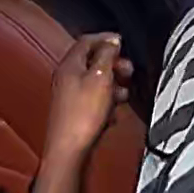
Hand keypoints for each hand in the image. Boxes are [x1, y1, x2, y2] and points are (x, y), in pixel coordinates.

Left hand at [43, 34, 132, 166]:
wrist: (69, 154)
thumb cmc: (82, 115)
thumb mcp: (101, 77)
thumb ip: (107, 55)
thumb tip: (112, 41)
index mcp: (70, 64)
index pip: (87, 40)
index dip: (105, 38)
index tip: (121, 42)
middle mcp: (66, 77)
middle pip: (92, 61)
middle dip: (112, 64)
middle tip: (127, 69)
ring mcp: (68, 96)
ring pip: (94, 82)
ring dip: (111, 84)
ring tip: (124, 93)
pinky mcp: (73, 114)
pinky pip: (92, 100)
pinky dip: (105, 101)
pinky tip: (113, 113)